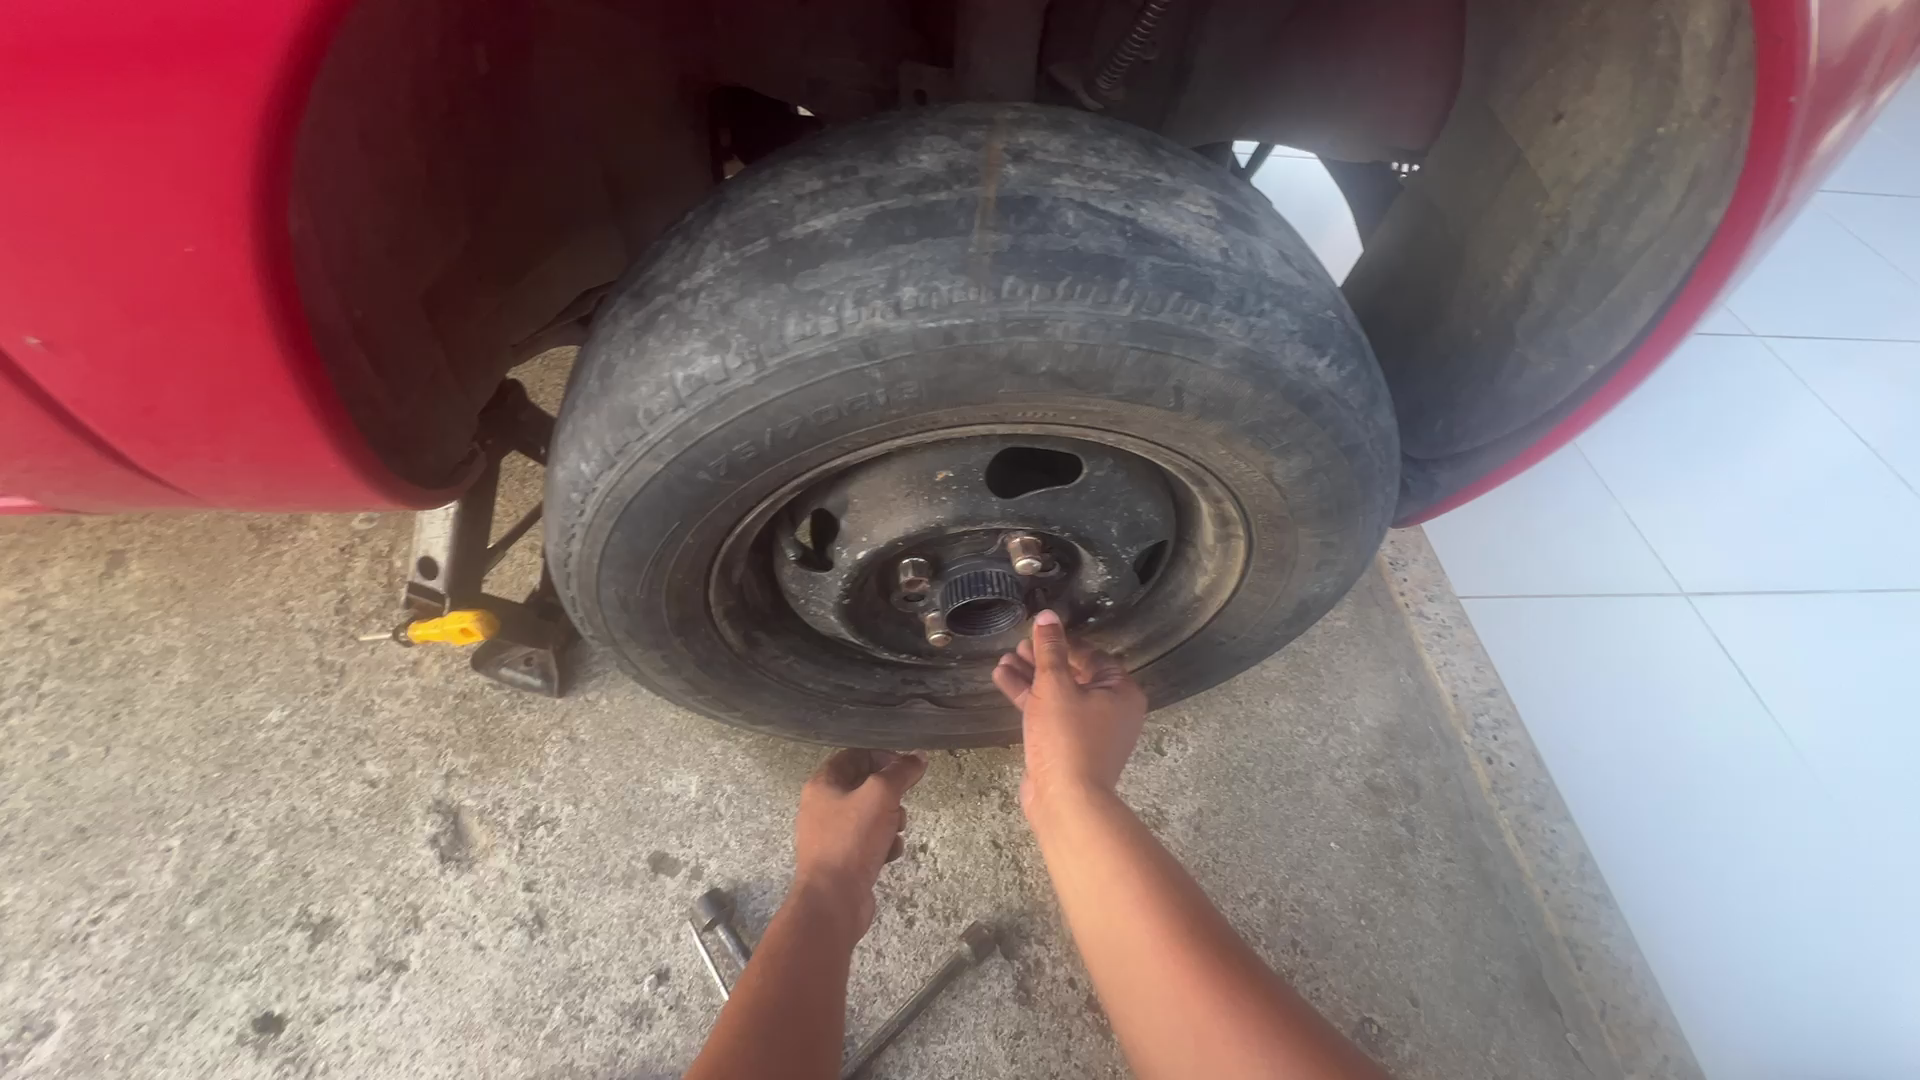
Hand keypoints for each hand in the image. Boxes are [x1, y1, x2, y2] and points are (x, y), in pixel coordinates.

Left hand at [792, 748, 927, 937]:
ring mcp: (832, 835)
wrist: (834, 901)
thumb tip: (918, 756)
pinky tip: (890, 854)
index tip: (905, 767)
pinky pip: (870, 841)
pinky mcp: (844, 860)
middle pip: (865, 786)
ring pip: (871, 815)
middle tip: (901, 803)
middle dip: (890, 794)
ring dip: (891, 820)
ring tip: (896, 831)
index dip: (882, 756)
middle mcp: (823, 806)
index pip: (855, 755)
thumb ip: (901, 772)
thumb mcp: (881, 795)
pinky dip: (884, 844)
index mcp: (823, 784)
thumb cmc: (852, 840)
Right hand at [992, 609, 1147, 815]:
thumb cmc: (1067, 739)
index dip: (1064, 641)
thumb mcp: (1055, 685)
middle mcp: (1111, 709)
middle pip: (1074, 673)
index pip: (1092, 655)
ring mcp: (1090, 730)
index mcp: (1120, 691)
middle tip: (1019, 645)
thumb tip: (1047, 616)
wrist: (1066, 800)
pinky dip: (1030, 698)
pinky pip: (1050, 713)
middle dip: (1043, 659)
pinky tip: (1003, 680)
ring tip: (1004, 660)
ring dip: (1031, 676)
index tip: (1039, 631)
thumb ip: (1049, 649)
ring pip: (1058, 693)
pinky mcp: (1069, 745)